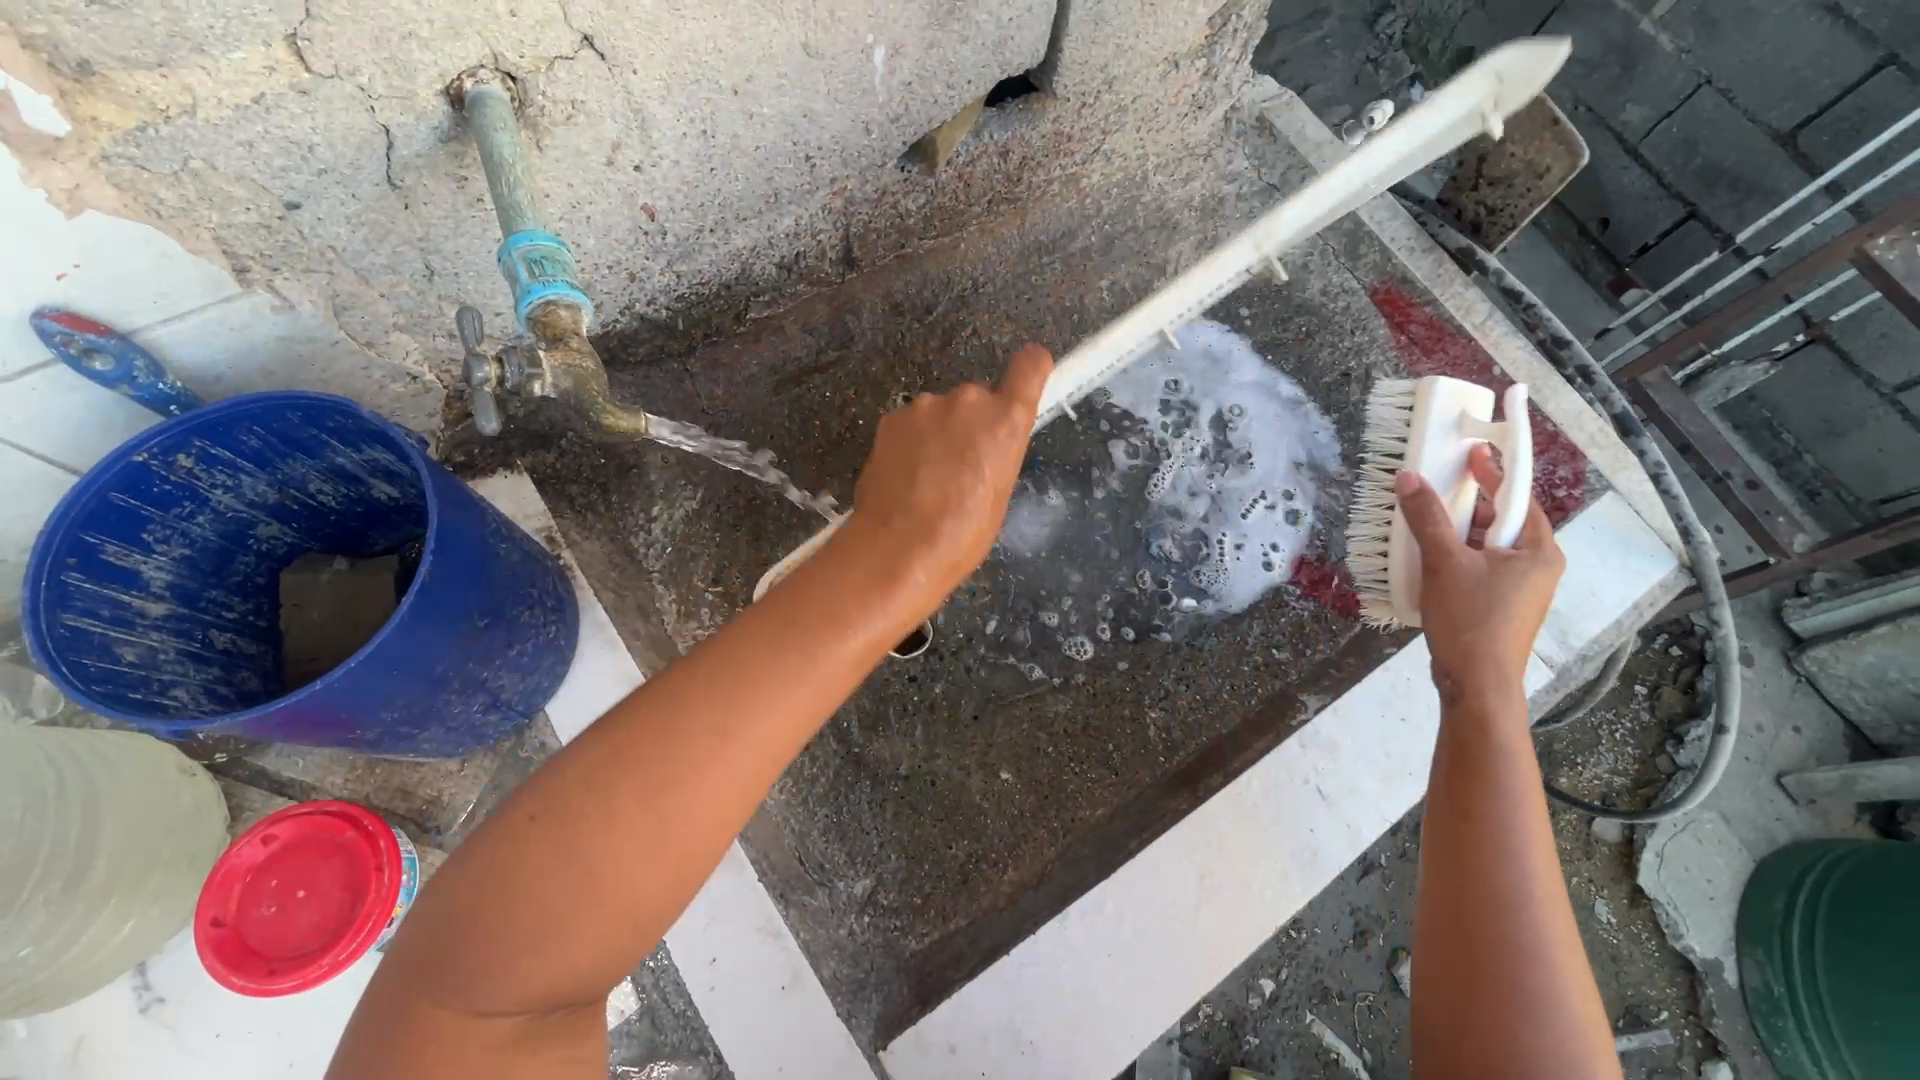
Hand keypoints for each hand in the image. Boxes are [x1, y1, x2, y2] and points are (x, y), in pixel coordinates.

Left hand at [835, 345, 1052, 609]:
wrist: (898, 547)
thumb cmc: (962, 533)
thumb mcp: (999, 494)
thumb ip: (997, 453)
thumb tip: (982, 447)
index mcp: (1006, 420)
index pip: (1030, 365)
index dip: (1031, 369)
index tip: (1027, 379)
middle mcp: (968, 401)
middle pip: (977, 399)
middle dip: (971, 425)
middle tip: (961, 468)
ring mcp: (925, 406)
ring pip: (939, 413)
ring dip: (937, 435)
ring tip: (927, 481)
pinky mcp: (891, 419)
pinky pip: (910, 425)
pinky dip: (909, 445)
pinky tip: (903, 479)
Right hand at [1397, 443, 1563, 704]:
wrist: (1477, 683)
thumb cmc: (1471, 619)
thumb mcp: (1445, 562)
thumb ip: (1427, 517)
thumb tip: (1408, 477)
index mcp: (1540, 551)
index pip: (1519, 498)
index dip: (1494, 474)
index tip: (1472, 453)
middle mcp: (1538, 568)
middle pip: (1501, 523)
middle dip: (1469, 507)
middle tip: (1437, 492)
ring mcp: (1520, 591)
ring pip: (1487, 549)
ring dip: (1457, 535)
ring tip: (1425, 526)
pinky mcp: (1499, 609)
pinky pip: (1479, 570)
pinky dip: (1456, 559)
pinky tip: (1428, 563)